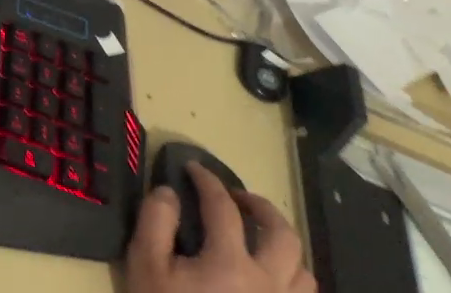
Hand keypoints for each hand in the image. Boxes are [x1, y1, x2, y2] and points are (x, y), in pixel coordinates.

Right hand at [125, 163, 314, 292]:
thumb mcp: (145, 264)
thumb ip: (156, 221)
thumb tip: (170, 191)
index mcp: (230, 262)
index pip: (222, 207)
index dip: (207, 181)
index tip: (193, 168)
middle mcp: (269, 282)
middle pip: (282, 234)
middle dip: (260, 206)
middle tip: (236, 196)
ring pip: (304, 269)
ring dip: (282, 244)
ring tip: (258, 238)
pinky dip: (293, 278)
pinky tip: (271, 277)